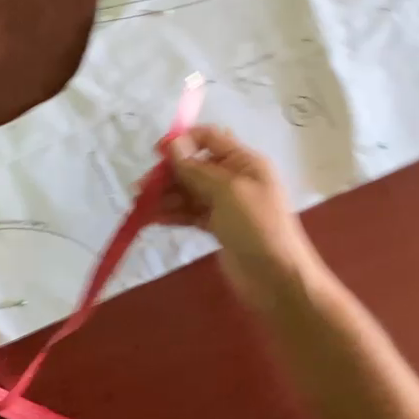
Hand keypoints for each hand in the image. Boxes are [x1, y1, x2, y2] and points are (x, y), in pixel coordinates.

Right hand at [151, 125, 323, 302]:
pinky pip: (190, 213)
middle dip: (168, 174)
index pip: (209, 139)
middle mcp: (234, 178)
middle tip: (142, 187)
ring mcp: (225, 204)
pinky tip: (153, 219)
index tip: (157, 153)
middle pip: (195, 166)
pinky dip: (172, 213)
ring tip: (141, 206)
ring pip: (189, 191)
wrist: (277, 279)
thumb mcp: (228, 191)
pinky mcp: (217, 226)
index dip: (183, 141)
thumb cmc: (257, 227)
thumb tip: (173, 144)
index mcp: (244, 162)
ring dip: (165, 196)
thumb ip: (197, 169)